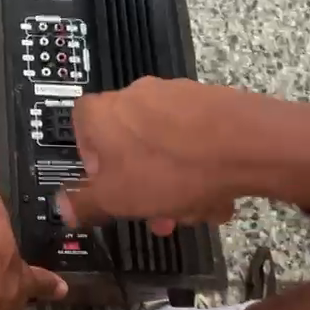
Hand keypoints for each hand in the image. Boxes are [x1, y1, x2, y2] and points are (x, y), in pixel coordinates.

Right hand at [58, 77, 301, 234]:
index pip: (81, 132)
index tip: (111, 188)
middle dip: (143, 185)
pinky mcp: (209, 101)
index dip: (93, 164)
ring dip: (174, 181)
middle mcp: (133, 95)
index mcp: (101, 112)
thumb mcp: (117, 198)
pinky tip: (218, 193)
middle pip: (127, 145)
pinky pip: (194, 138)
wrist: (248, 144)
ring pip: (164, 146)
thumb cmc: (169, 170)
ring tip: (196, 210)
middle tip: (159, 215)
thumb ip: (84, 203)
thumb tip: (62, 207)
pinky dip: (200, 165)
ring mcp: (174, 95)